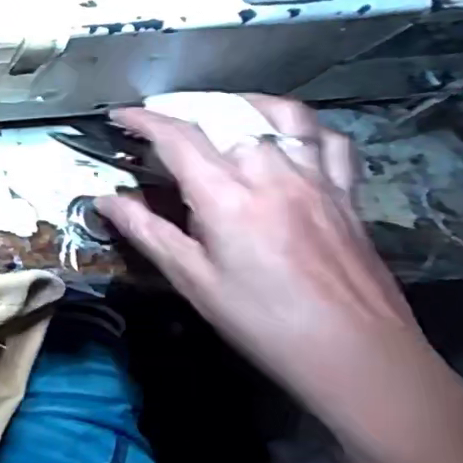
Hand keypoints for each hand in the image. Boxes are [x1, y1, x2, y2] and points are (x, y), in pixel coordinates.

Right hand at [94, 96, 441, 426]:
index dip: (144, 120)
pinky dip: (303, 127)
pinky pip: (329, 141)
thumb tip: (104, 200)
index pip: (177, 137)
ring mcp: (315, 178)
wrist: (358, 357)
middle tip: (162, 122)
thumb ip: (147, 232)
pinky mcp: (346, 193)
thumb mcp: (193, 280)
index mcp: (226, 195)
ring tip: (222, 111)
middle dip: (186, 108)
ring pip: (281, 116)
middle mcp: (271, 172)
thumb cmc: (264, 322)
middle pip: (226, 117)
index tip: (121, 115)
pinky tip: (287, 137)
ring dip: (244, 104)